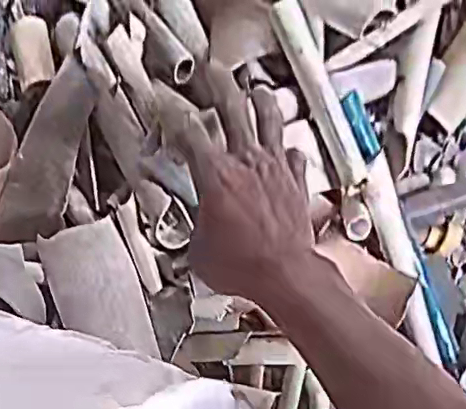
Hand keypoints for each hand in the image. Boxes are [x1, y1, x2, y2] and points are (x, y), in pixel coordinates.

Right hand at [168, 85, 330, 309]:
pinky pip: (293, 152)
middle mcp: (247, 162)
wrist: (283, 273)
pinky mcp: (295, 179)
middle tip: (211, 79)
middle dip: (217, 86)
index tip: (170, 120)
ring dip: (259, 99)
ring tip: (254, 93)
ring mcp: (274, 166)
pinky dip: (286, 148)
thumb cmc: (243, 265)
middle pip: (232, 105)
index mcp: (216, 176)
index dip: (175, 122)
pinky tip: (284, 149)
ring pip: (268, 115)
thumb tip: (194, 231)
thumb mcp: (199, 252)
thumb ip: (194, 230)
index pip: (190, 133)